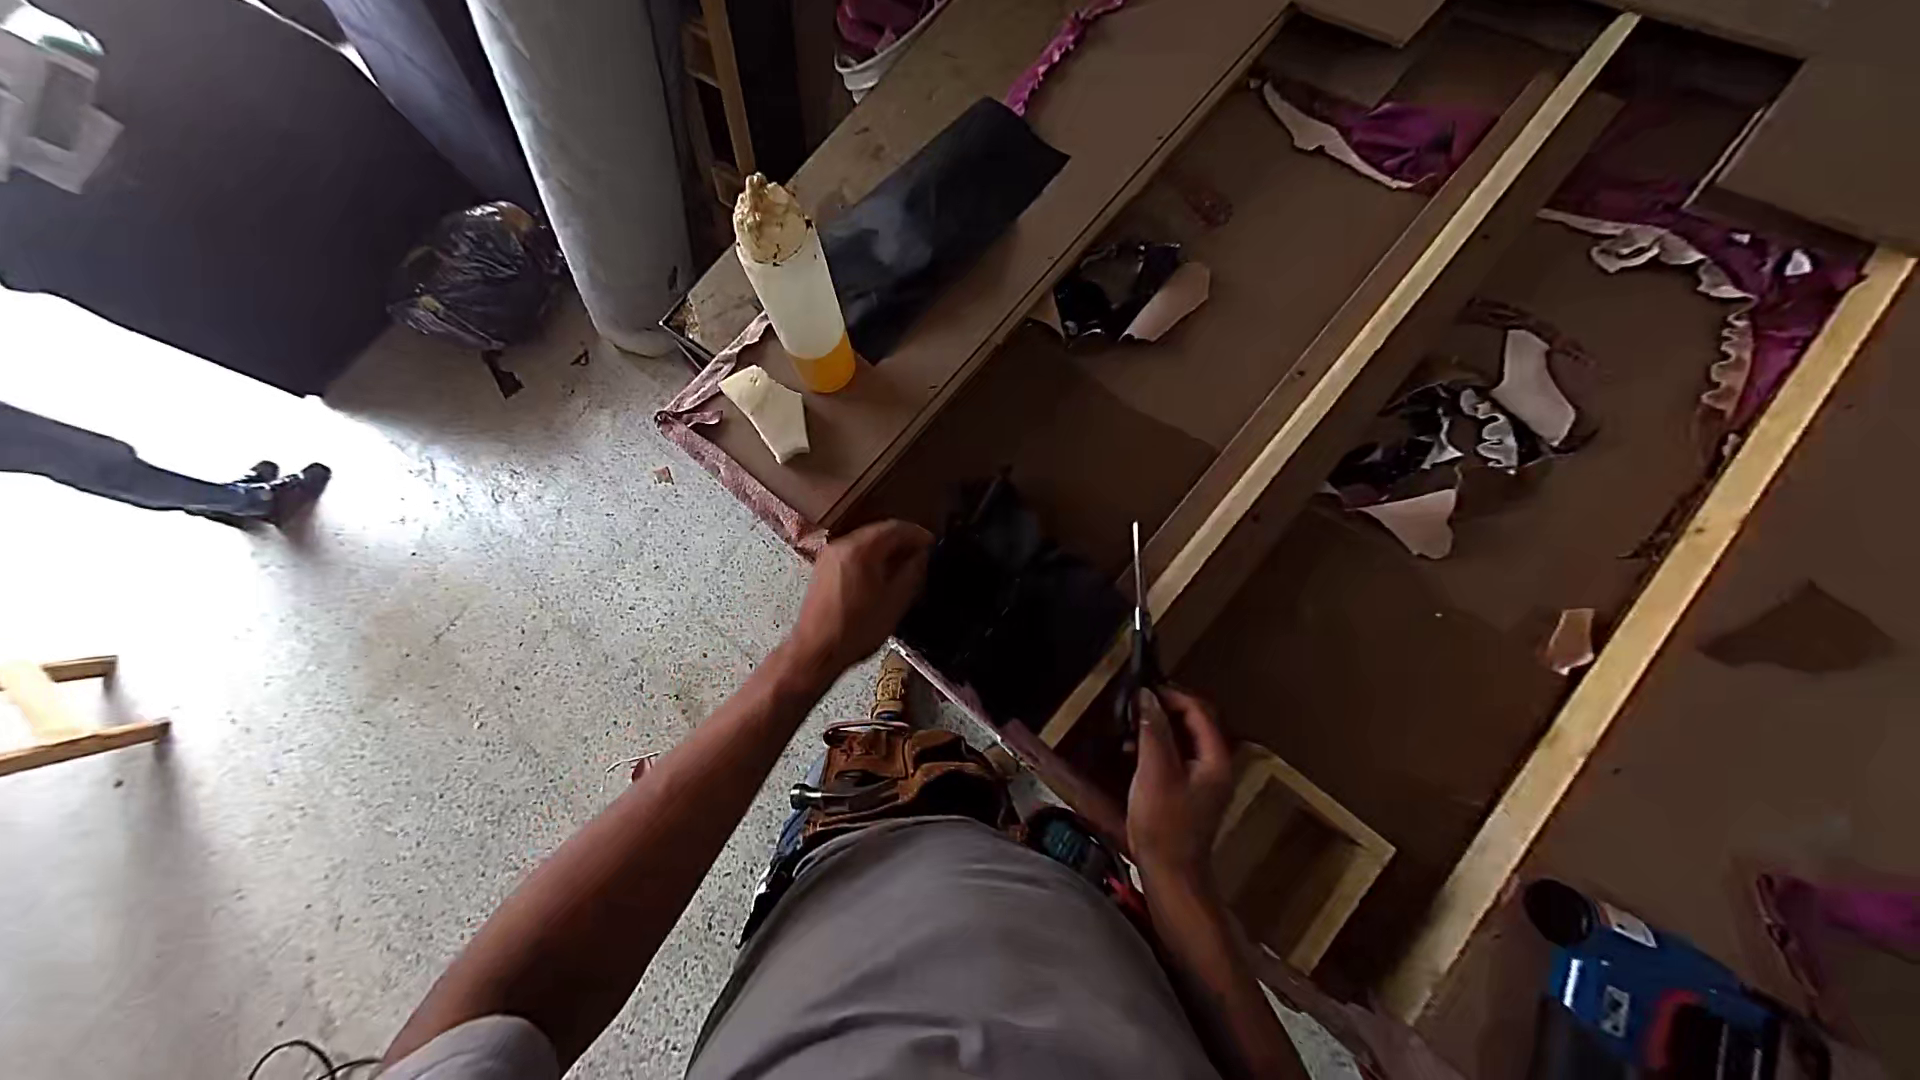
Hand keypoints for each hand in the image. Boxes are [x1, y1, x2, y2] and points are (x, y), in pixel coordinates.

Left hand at [784, 520, 932, 678]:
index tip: (931, 543)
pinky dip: (870, 558)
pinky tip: (881, 576)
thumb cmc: (854, 631)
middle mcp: (842, 546)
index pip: (896, 527)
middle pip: (879, 531)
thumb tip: (921, 555)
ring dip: (886, 549)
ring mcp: (830, 557)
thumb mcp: (896, 601)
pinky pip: (853, 553)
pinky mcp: (823, 569)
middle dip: (903, 540)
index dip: (918, 534)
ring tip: (904, 566)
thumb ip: (913, 571)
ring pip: (865, 542)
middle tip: (921, 554)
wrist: (816, 651)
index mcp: (861, 550)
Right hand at [1126, 686, 1233, 889]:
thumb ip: (1154, 730)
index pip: (1200, 712)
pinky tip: (1133, 751)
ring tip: (1131, 724)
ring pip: (1183, 740)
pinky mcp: (1186, 793)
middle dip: (1166, 709)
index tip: (1145, 690)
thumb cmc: (1164, 823)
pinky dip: (1155, 747)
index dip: (1174, 696)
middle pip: (1194, 724)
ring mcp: (1202, 781)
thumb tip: (1147, 696)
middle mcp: (1214, 767)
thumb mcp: (1155, 770)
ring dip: (1158, 727)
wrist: (1169, 873)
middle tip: (1137, 703)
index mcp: (1215, 760)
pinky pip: (1174, 757)